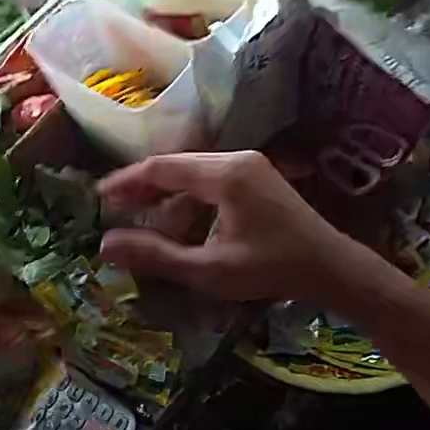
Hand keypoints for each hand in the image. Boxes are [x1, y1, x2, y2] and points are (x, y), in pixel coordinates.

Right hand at [96, 151, 370, 306]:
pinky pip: (212, 182)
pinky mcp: (258, 178)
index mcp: (224, 175)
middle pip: (176, 166)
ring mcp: (250, 166)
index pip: (161, 169)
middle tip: (113, 209)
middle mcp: (236, 160)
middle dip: (143, 188)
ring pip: (193, 174)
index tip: (99, 197)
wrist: (331, 267)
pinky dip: (190, 200)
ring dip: (167, 196)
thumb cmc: (271, 269)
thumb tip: (105, 246)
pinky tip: (181, 225)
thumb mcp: (209, 269)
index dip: (126, 182)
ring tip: (142, 221)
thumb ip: (156, 256)